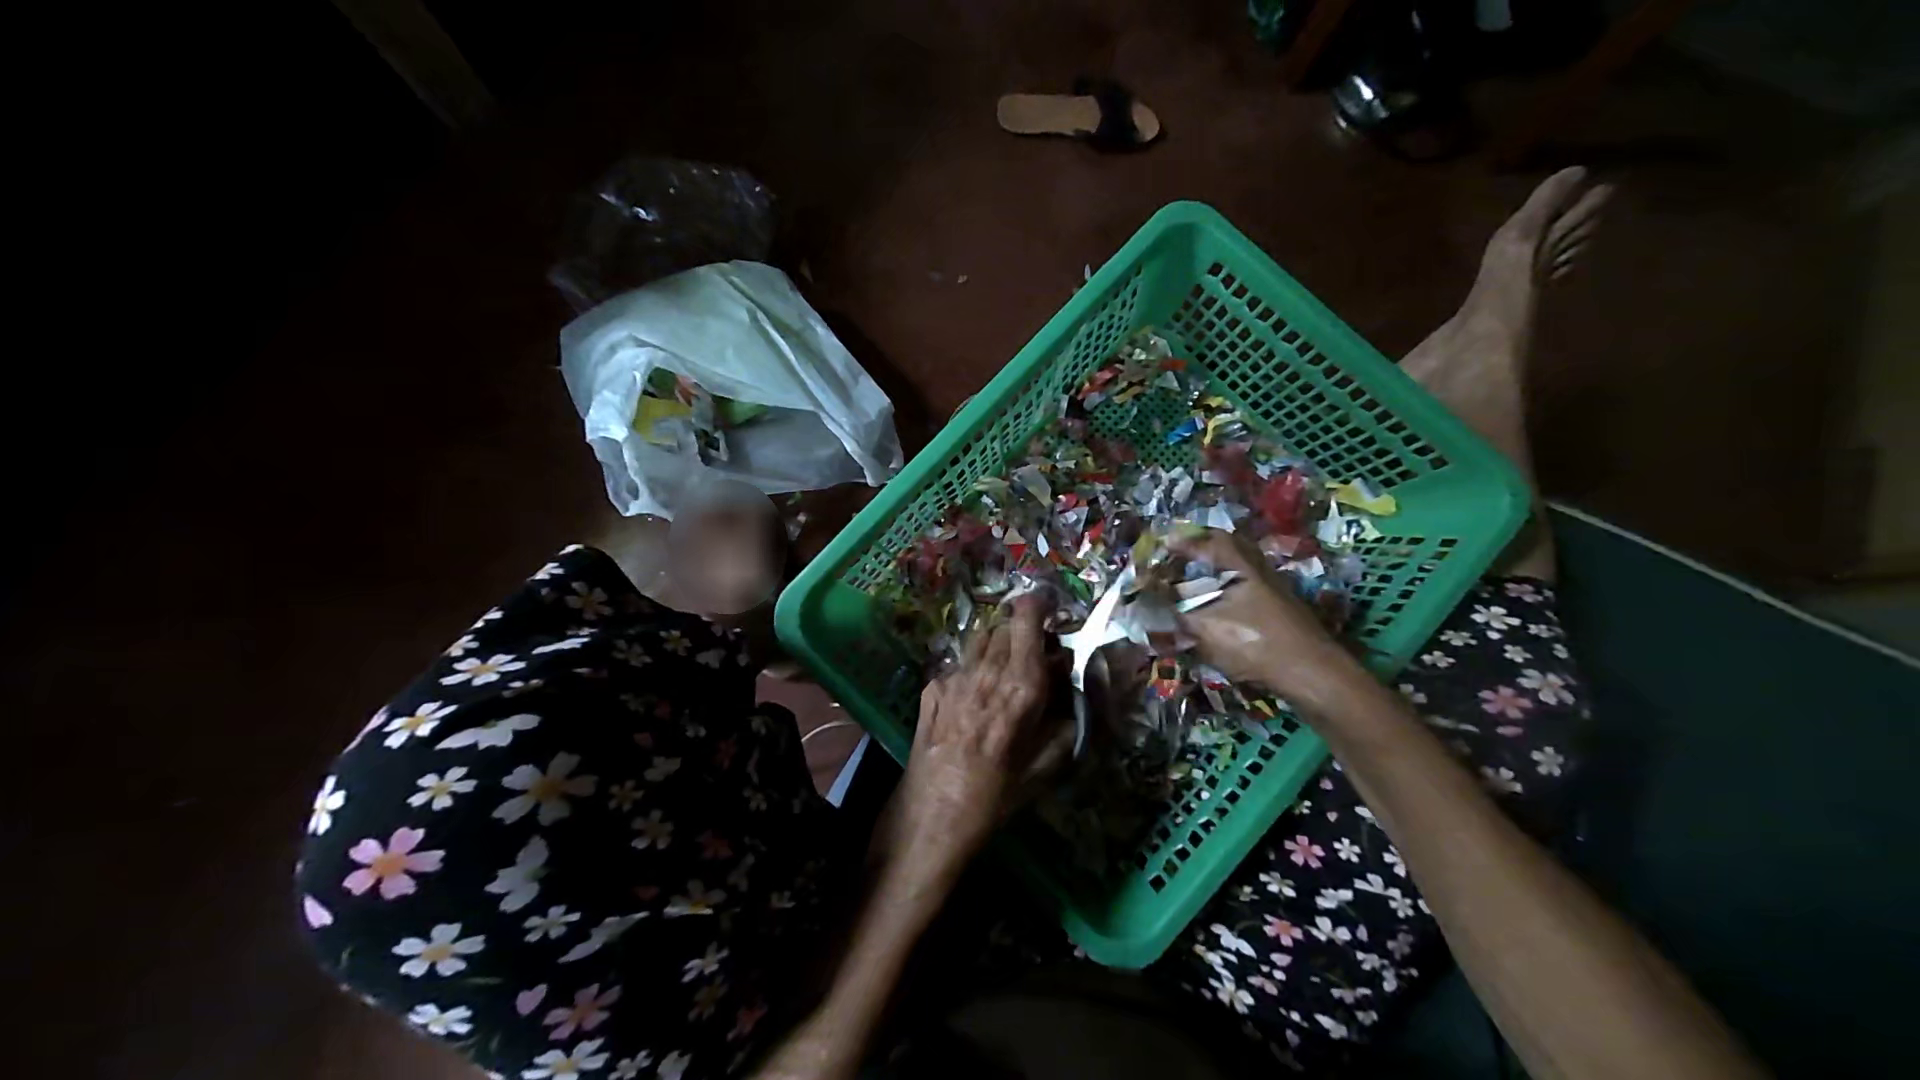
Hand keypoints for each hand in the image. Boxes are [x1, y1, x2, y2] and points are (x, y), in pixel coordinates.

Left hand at [879, 596, 1070, 885]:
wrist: (934, 814)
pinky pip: (958, 665)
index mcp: (1021, 685)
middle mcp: (986, 670)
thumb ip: (1067, 715)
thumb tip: (1071, 681)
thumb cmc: (998, 794)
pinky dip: (972, 670)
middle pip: (1003, 626)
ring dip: (995, 645)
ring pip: (978, 640)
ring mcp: (953, 676)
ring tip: (1002, 671)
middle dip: (1021, 630)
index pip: (1027, 620)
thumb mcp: (1048, 762)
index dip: (1039, 605)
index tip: (1048, 606)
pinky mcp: (930, 688)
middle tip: (1031, 651)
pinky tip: (973, 699)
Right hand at [1171, 529, 1363, 708]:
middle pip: (1229, 551)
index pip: (1209, 541)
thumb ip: (1170, 615)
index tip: (1163, 545)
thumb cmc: (1256, 643)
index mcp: (1240, 566)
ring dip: (1213, 576)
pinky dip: (1224, 596)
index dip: (1184, 541)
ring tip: (1191, 588)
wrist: (1315, 676)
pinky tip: (1214, 615)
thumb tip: (1139, 607)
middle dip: (1202, 553)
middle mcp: (1259, 571)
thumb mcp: (1205, 628)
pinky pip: (1245, 593)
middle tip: (1179, 560)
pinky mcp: (1280, 615)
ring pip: (1238, 574)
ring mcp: (1274, 593)